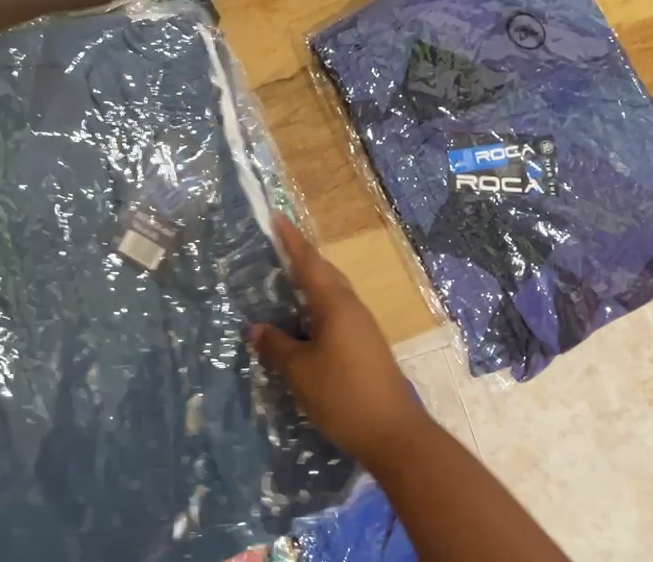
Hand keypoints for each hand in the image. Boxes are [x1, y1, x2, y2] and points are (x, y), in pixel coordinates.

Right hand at [250, 215, 430, 473]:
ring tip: (285, 283)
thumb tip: (257, 328)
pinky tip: (304, 323)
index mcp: (335, 304)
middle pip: (324, 274)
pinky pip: (336, 314)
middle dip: (302, 258)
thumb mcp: (299, 371)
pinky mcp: (367, 348)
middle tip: (277, 247)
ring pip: (332, 295)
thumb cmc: (343, 394)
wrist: (395, 435)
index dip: (291, 239)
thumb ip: (276, 346)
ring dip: (310, 285)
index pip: (308, 262)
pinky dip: (317, 309)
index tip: (276, 216)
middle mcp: (351, 308)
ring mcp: (363, 328)